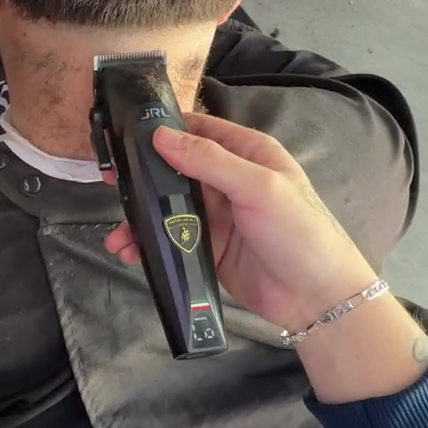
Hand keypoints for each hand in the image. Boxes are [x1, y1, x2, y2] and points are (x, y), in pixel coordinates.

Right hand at [103, 113, 378, 333]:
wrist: (318, 298)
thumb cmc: (299, 231)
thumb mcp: (259, 188)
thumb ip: (210, 161)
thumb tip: (161, 136)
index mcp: (247, 153)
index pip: (198, 129)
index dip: (163, 129)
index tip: (125, 135)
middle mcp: (228, 179)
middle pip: (175, 169)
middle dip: (141, 178)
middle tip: (109, 183)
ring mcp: (217, 215)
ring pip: (167, 207)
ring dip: (140, 219)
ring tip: (118, 238)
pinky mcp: (208, 247)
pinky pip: (171, 239)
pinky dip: (149, 245)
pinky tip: (130, 253)